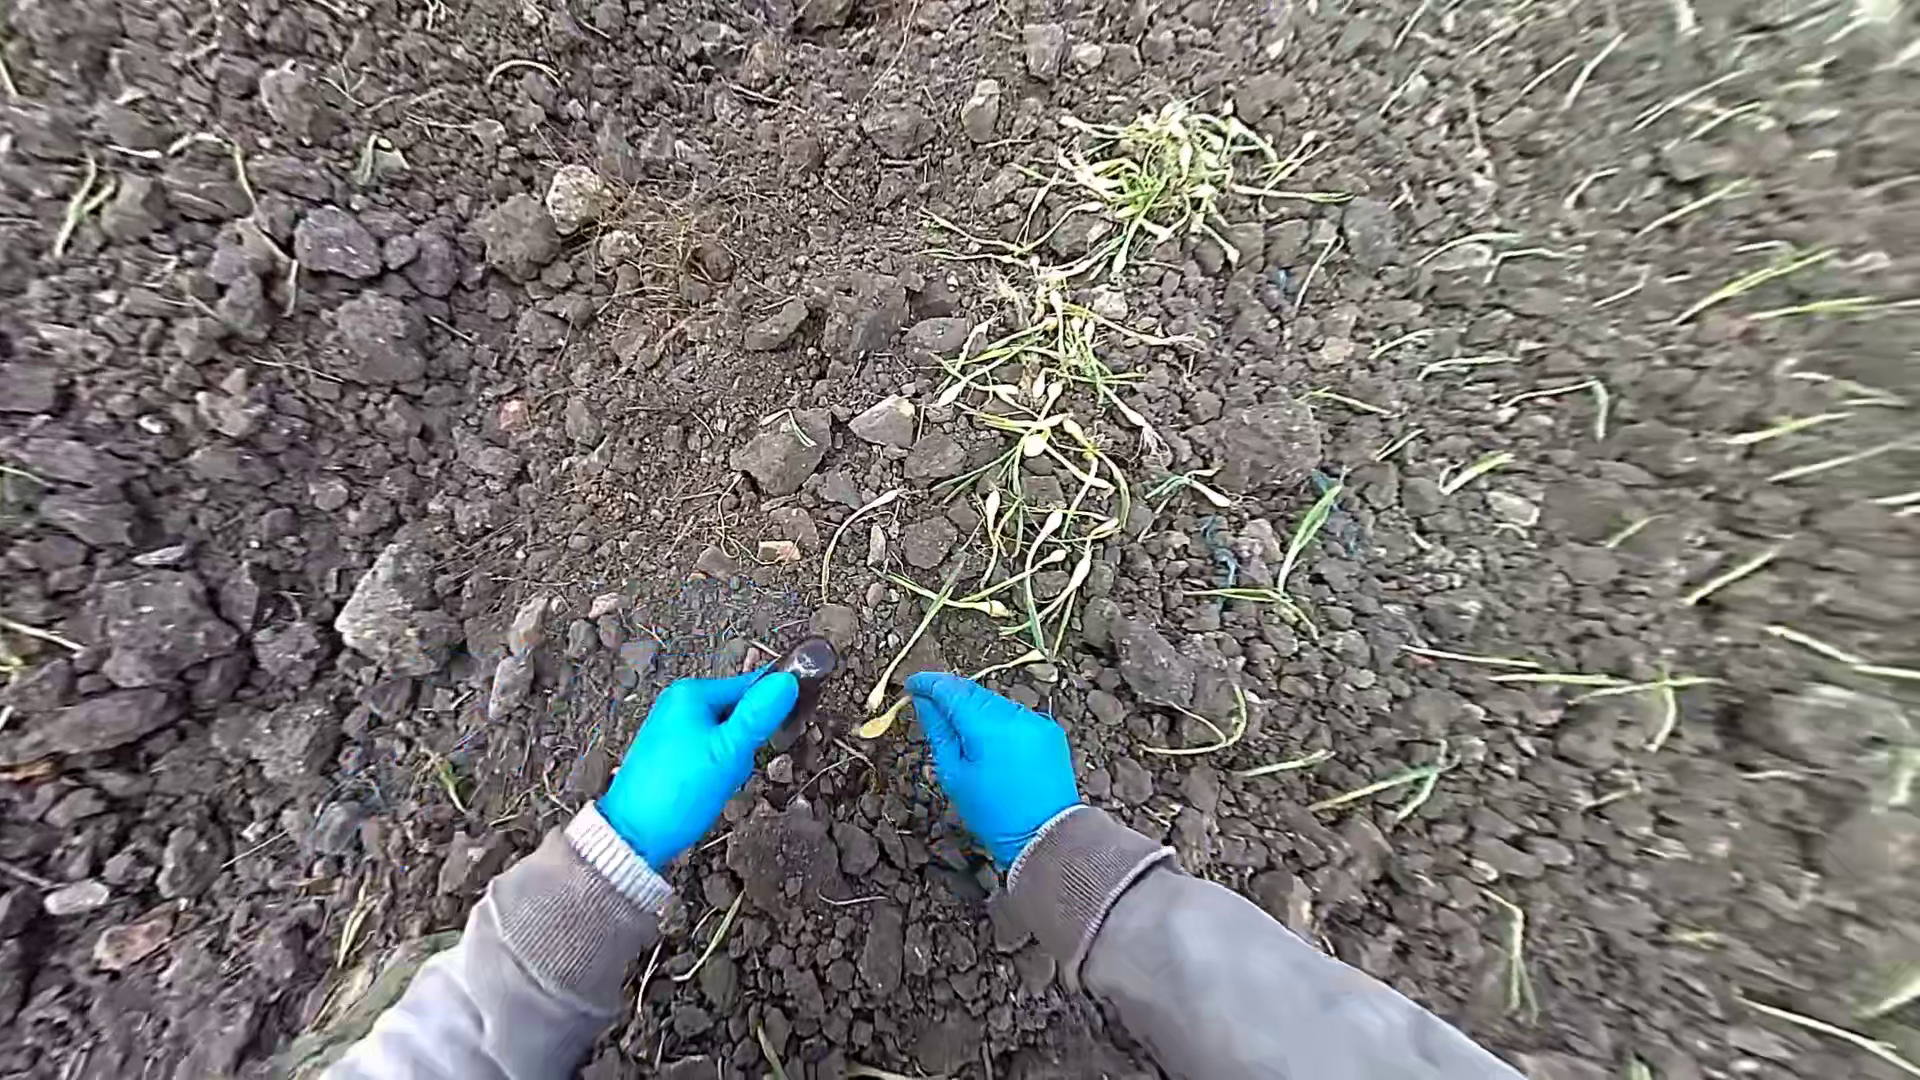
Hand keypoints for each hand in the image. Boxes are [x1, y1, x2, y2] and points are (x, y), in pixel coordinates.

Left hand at [599, 670, 798, 868]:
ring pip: (728, 736)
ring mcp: (674, 730)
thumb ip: (759, 714)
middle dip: (746, 742)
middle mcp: (679, 705)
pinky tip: (709, 785)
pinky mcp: (673, 754)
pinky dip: (718, 768)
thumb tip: (787, 680)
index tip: (779, 729)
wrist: (632, 841)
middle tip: (735, 763)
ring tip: (719, 779)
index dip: (769, 709)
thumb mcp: (728, 750)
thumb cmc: (676, 792)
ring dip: (733, 759)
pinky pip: (712, 752)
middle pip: (740, 712)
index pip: (751, 685)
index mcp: (691, 694)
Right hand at [907, 672, 1079, 868]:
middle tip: (927, 703)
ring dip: (974, 707)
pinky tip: (988, 740)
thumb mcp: (954, 775)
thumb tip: (923, 701)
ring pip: (994, 701)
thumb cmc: (993, 812)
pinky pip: (1014, 714)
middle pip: (974, 692)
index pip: (953, 690)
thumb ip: (939, 731)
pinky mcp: (1048, 729)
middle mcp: (1015, 715)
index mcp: (988, 726)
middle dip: (950, 694)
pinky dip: (997, 719)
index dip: (929, 684)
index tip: (911, 684)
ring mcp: (1035, 720)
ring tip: (958, 727)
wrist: (1045, 835)